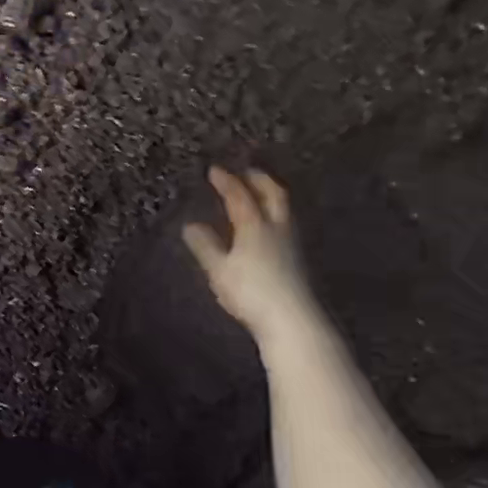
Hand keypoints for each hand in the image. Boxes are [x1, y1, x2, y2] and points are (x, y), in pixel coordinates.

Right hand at [182, 166, 315, 344]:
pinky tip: (268, 224)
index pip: (239, 196)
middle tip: (246, 170)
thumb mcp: (219, 270)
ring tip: (259, 191)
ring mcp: (291, 241)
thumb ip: (205, 246)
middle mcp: (276, 227)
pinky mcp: (297, 257)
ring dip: (270, 194)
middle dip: (258, 179)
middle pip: (272, 194)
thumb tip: (191, 226)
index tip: (214, 170)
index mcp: (254, 225)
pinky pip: (285, 223)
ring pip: (283, 208)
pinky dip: (274, 213)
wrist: (290, 317)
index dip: (226, 181)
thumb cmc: (250, 291)